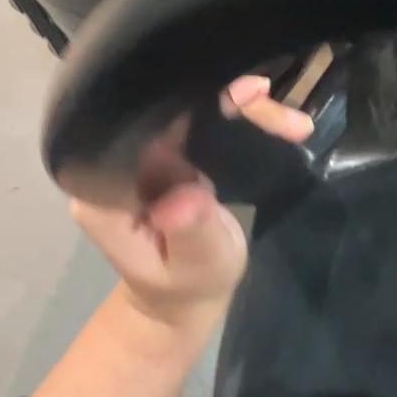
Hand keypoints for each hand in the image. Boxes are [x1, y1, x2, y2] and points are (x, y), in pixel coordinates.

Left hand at [69, 75, 312, 330]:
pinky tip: (279, 120)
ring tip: (292, 122)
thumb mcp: (194, 265)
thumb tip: (186, 193)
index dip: (183, 104)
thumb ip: (189, 230)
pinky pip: (204, 124)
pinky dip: (241, 118)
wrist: (187, 300)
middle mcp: (117, 161)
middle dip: (221, 97)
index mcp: (104, 187)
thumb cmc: (187, 288)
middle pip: (165, 109)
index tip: (237, 99)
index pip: (139, 126)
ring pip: (190, 110)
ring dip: (240, 106)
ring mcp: (146, 156)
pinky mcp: (172, 155)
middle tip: (266, 98)